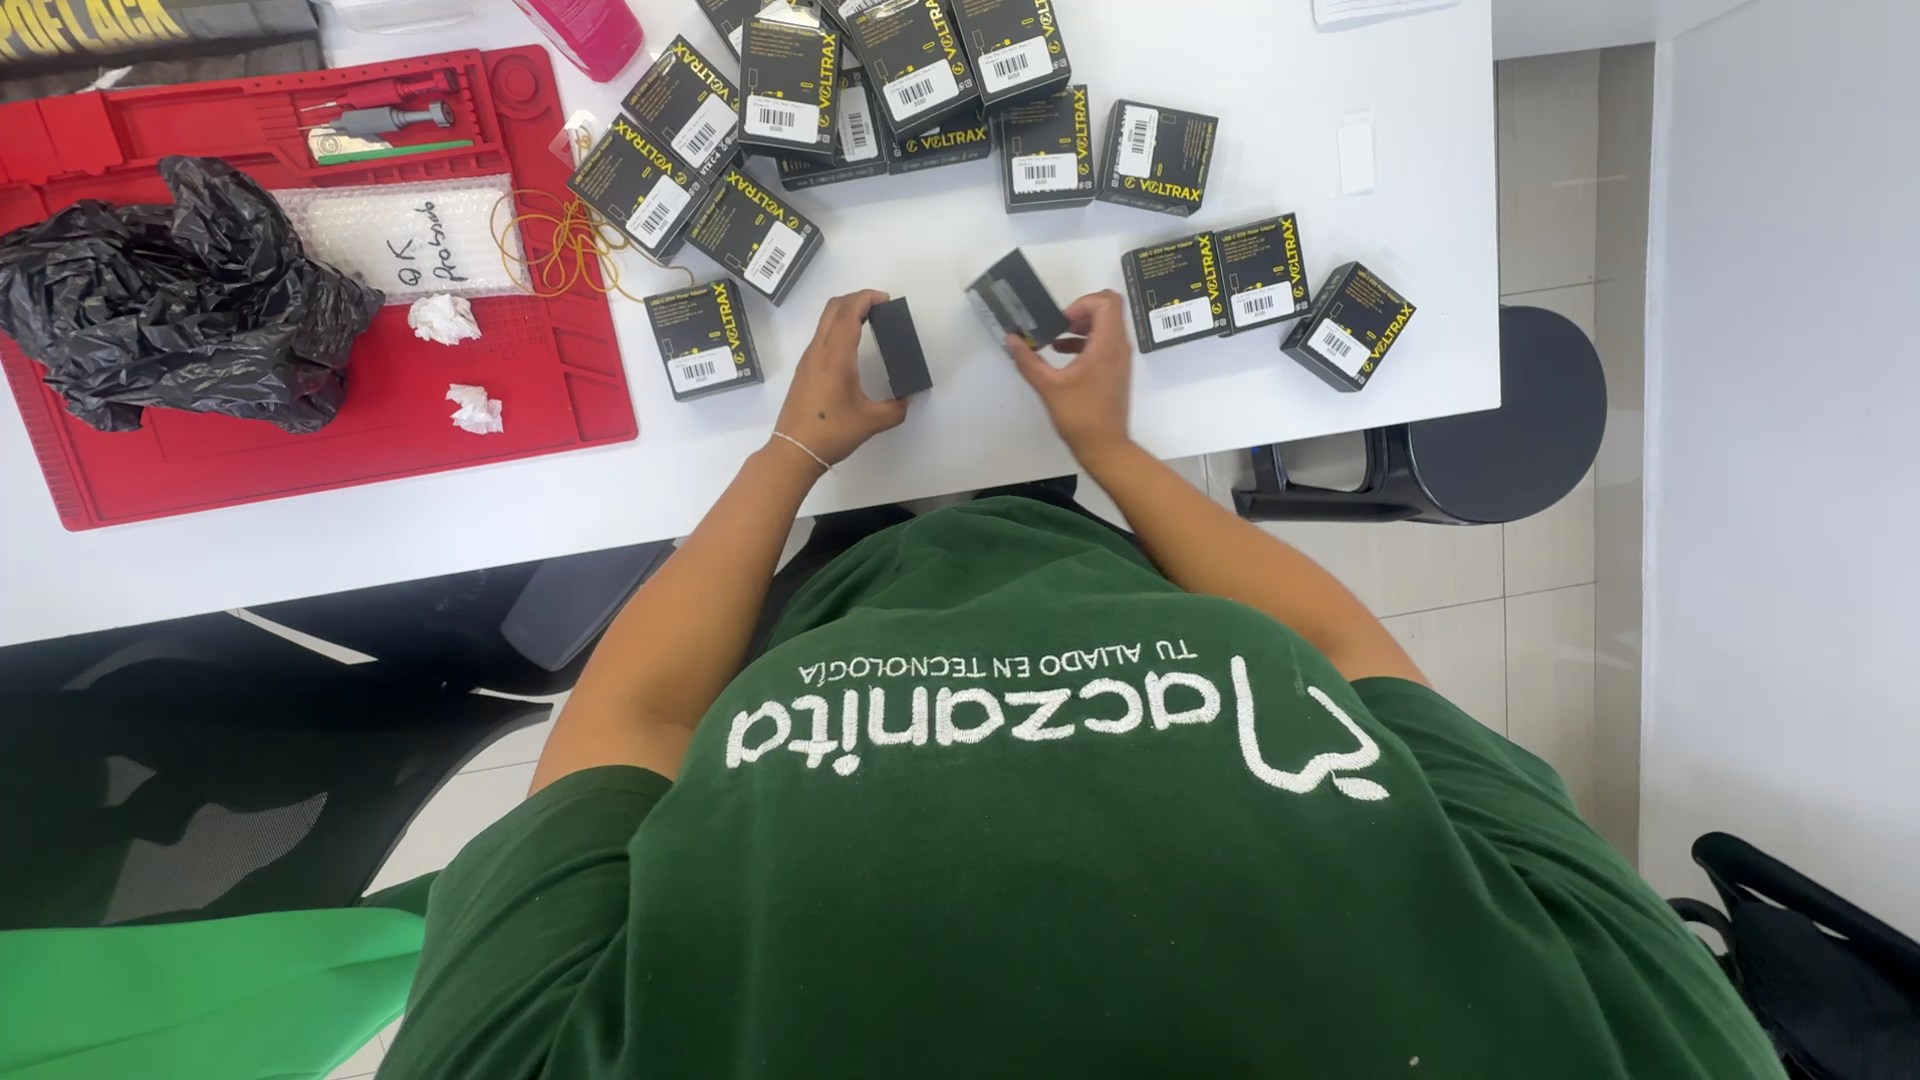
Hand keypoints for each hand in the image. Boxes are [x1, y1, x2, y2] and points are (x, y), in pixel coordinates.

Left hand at [773, 290, 909, 467]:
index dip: (866, 299)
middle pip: (833, 308)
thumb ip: (895, 409)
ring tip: (867, 321)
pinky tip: (851, 345)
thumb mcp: (872, 422)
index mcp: (836, 357)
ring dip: (845, 313)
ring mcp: (808, 360)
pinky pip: (821, 336)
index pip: (849, 313)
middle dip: (856, 299)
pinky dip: (838, 328)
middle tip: (878, 306)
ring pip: (825, 321)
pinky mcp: (805, 370)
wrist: (795, 450)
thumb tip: (905, 399)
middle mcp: (819, 351)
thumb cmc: (832, 432)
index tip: (884, 300)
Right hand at [1006, 289, 1133, 465]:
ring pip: (1106, 327)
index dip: (1081, 303)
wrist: (1104, 446)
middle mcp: (1119, 347)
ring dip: (1082, 328)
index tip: (1061, 322)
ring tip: (1056, 342)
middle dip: (1080, 312)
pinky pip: (1105, 344)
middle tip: (1058, 327)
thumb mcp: (1049, 386)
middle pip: (1107, 309)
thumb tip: (1012, 340)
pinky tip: (1064, 357)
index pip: (1106, 301)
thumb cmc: (1080, 417)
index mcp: (1107, 345)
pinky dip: (1086, 343)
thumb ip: (1028, 360)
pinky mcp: (1116, 371)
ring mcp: (1120, 360)